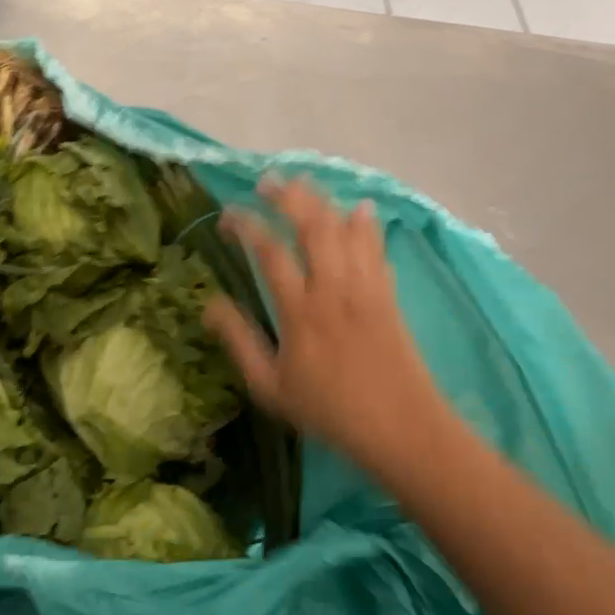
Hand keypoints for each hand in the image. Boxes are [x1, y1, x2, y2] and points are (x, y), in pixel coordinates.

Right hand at [204, 175, 454, 472]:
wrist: (406, 434)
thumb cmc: (331, 413)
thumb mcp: (270, 387)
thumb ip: (239, 342)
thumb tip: (209, 304)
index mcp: (300, 312)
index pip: (269, 253)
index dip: (246, 226)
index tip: (227, 215)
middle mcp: (333, 292)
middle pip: (312, 229)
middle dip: (288, 198)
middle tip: (266, 181)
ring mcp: (365, 292)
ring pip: (345, 234)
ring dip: (324, 203)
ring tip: (303, 182)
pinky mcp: (389, 299)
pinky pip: (377, 253)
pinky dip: (367, 228)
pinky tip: (361, 209)